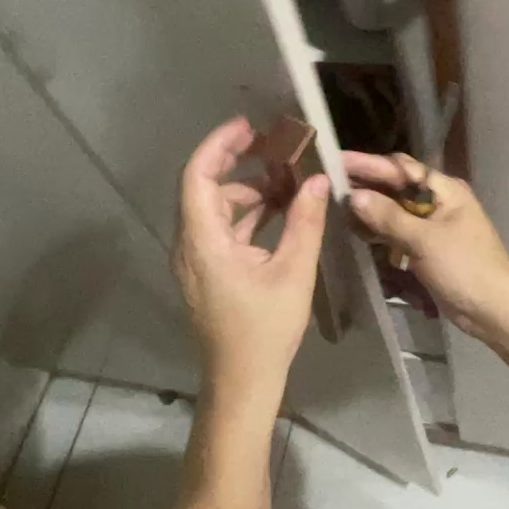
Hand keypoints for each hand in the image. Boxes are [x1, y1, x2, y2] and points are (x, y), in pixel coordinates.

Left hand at [174, 117, 329, 405]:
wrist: (241, 381)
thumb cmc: (265, 329)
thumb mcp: (293, 272)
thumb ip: (305, 221)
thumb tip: (319, 180)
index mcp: (202, 240)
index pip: (197, 176)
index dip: (219, 145)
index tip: (249, 127)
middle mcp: (190, 244)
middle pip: (204, 188)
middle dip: (237, 163)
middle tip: (275, 148)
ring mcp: (196, 260)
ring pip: (214, 209)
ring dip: (246, 190)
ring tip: (286, 181)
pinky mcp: (206, 272)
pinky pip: (220, 230)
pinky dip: (245, 215)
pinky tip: (277, 211)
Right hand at [343, 152, 508, 342]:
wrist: (493, 309)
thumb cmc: (465, 267)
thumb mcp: (425, 240)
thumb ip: (389, 217)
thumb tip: (355, 197)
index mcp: (445, 190)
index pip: (401, 168)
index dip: (369, 164)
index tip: (339, 161)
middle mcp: (438, 202)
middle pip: (395, 187)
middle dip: (366, 185)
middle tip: (330, 184)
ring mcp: (432, 226)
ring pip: (394, 210)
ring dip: (370, 209)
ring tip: (336, 206)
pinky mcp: (426, 248)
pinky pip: (397, 232)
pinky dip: (379, 231)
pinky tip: (357, 231)